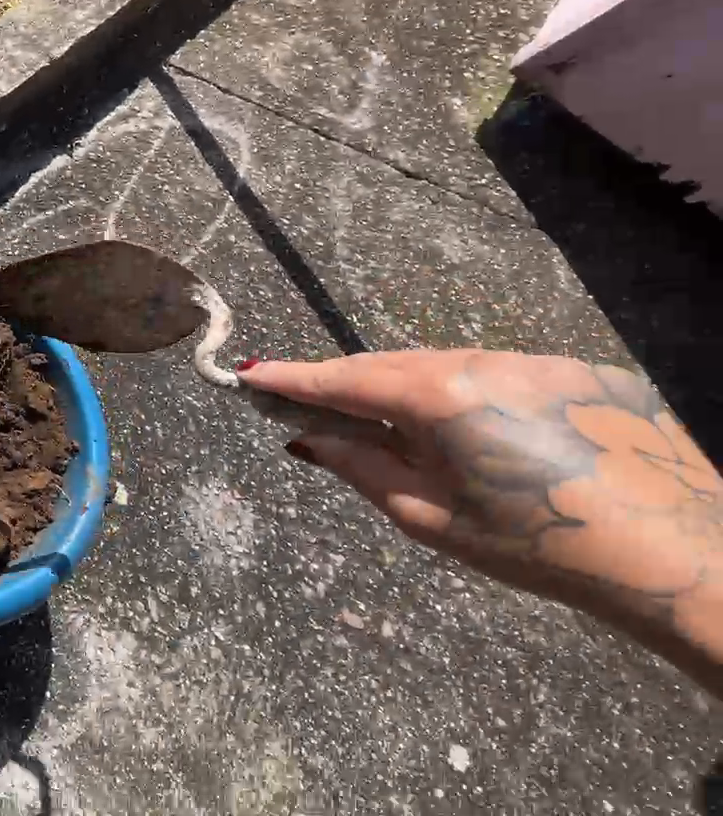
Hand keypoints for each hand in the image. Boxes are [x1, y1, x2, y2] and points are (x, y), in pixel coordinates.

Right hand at [241, 350, 722, 684]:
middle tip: (309, 404)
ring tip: (397, 426)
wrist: (691, 564)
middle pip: (387, 363)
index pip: (342, 380)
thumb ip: (356, 465)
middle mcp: (485, 361)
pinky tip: (476, 431)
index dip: (289, 378)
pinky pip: (496, 369)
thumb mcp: (427, 516)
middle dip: (345, 382)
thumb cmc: (539, 548)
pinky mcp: (582, 370)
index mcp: (441, 398)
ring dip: (404, 385)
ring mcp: (538, 360)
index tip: (246, 373)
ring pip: (441, 362)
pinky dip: (463, 390)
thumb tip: (304, 438)